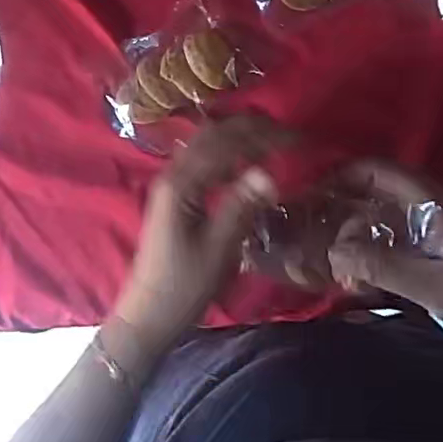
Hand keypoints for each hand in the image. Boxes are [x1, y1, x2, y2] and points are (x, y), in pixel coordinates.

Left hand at [109, 116, 286, 361]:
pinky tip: (246, 163)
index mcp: (181, 184)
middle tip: (286, 132)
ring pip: (206, 143)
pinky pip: (203, 160)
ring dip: (239, 136)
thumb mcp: (217, 250)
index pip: (225, 144)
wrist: (148, 314)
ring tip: (272, 139)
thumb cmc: (183, 286)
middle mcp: (173, 174)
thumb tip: (269, 174)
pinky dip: (227, 152)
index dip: (261, 136)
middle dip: (250, 127)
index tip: (295, 138)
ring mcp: (171, 183)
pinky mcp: (175, 194)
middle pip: (212, 134)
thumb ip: (241, 208)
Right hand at [325, 160, 442, 352]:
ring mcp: (440, 226)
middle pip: (381, 189)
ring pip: (388, 214)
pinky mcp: (442, 247)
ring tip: (331, 249)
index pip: (382, 170)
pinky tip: (360, 268)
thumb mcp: (432, 287)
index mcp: (437, 203)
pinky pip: (399, 235)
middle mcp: (436, 206)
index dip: (346, 173)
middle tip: (314, 223)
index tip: (313, 189)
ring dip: (359, 227)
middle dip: (346, 202)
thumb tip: (333, 250)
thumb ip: (382, 265)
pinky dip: (375, 245)